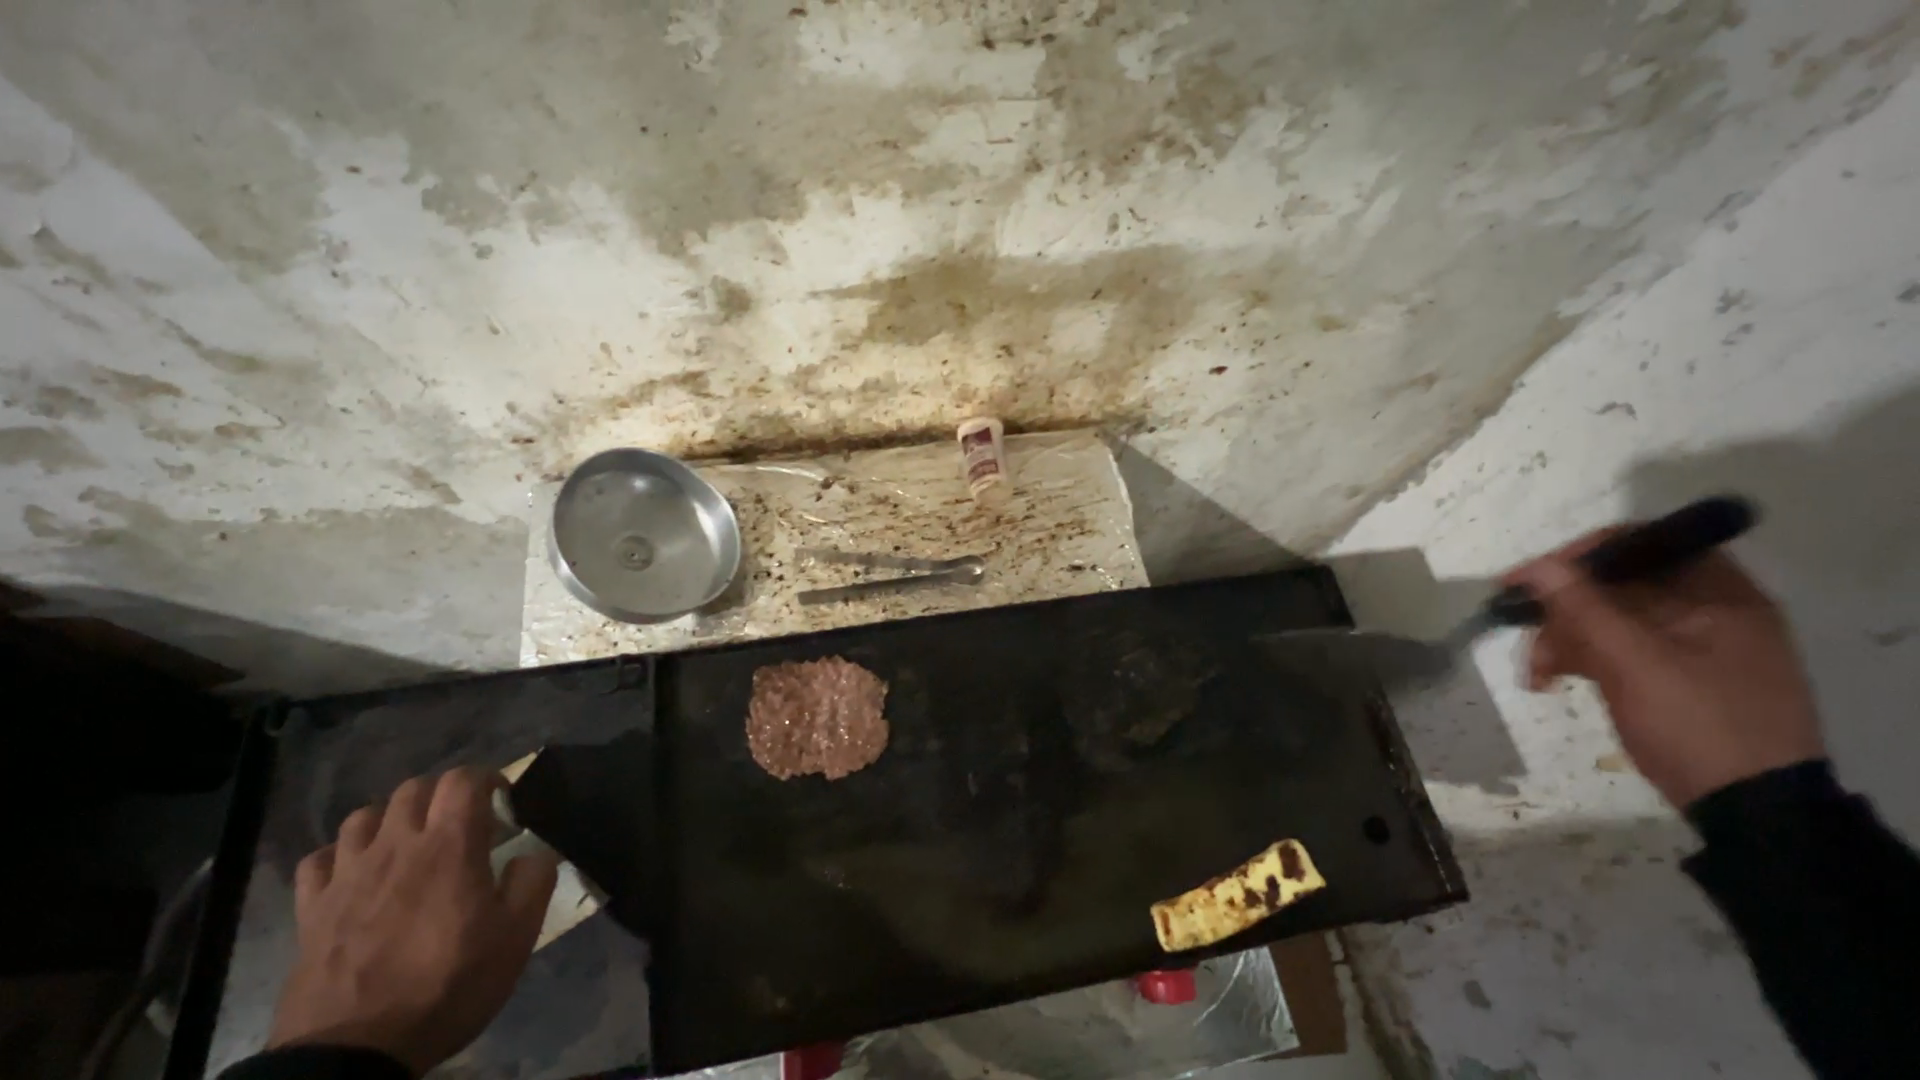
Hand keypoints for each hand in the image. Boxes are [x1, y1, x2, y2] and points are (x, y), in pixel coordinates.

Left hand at [267, 768, 558, 1075]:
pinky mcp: (312, 909)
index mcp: (449, 845)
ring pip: (364, 816)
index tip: (502, 799)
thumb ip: (533, 882)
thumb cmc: (447, 985)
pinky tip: (355, 872)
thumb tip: (533, 853)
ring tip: (408, 841)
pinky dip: (340, 855)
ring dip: (391, 817)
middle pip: (414, 788)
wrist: (356, 1049)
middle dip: (442, 793)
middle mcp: (396, 846)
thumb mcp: (516, 937)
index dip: (487, 778)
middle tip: (461, 821)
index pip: (463, 780)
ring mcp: (347, 875)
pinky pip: (319, 860)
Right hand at [1505, 534, 1824, 808]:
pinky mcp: (1673, 678)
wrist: (1752, 811)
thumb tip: (1535, 566)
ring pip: (1609, 621)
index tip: (1530, 580)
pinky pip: (1617, 651)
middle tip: (1525, 635)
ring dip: (1564, 640)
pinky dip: (1582, 661)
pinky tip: (1550, 682)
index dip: (1581, 556)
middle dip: (1564, 611)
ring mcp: (1691, 646)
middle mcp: (1708, 610)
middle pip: (1617, 586)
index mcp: (1718, 594)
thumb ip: (1584, 607)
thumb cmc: (1698, 724)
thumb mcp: (1635, 662)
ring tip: (1534, 674)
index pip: (1640, 546)